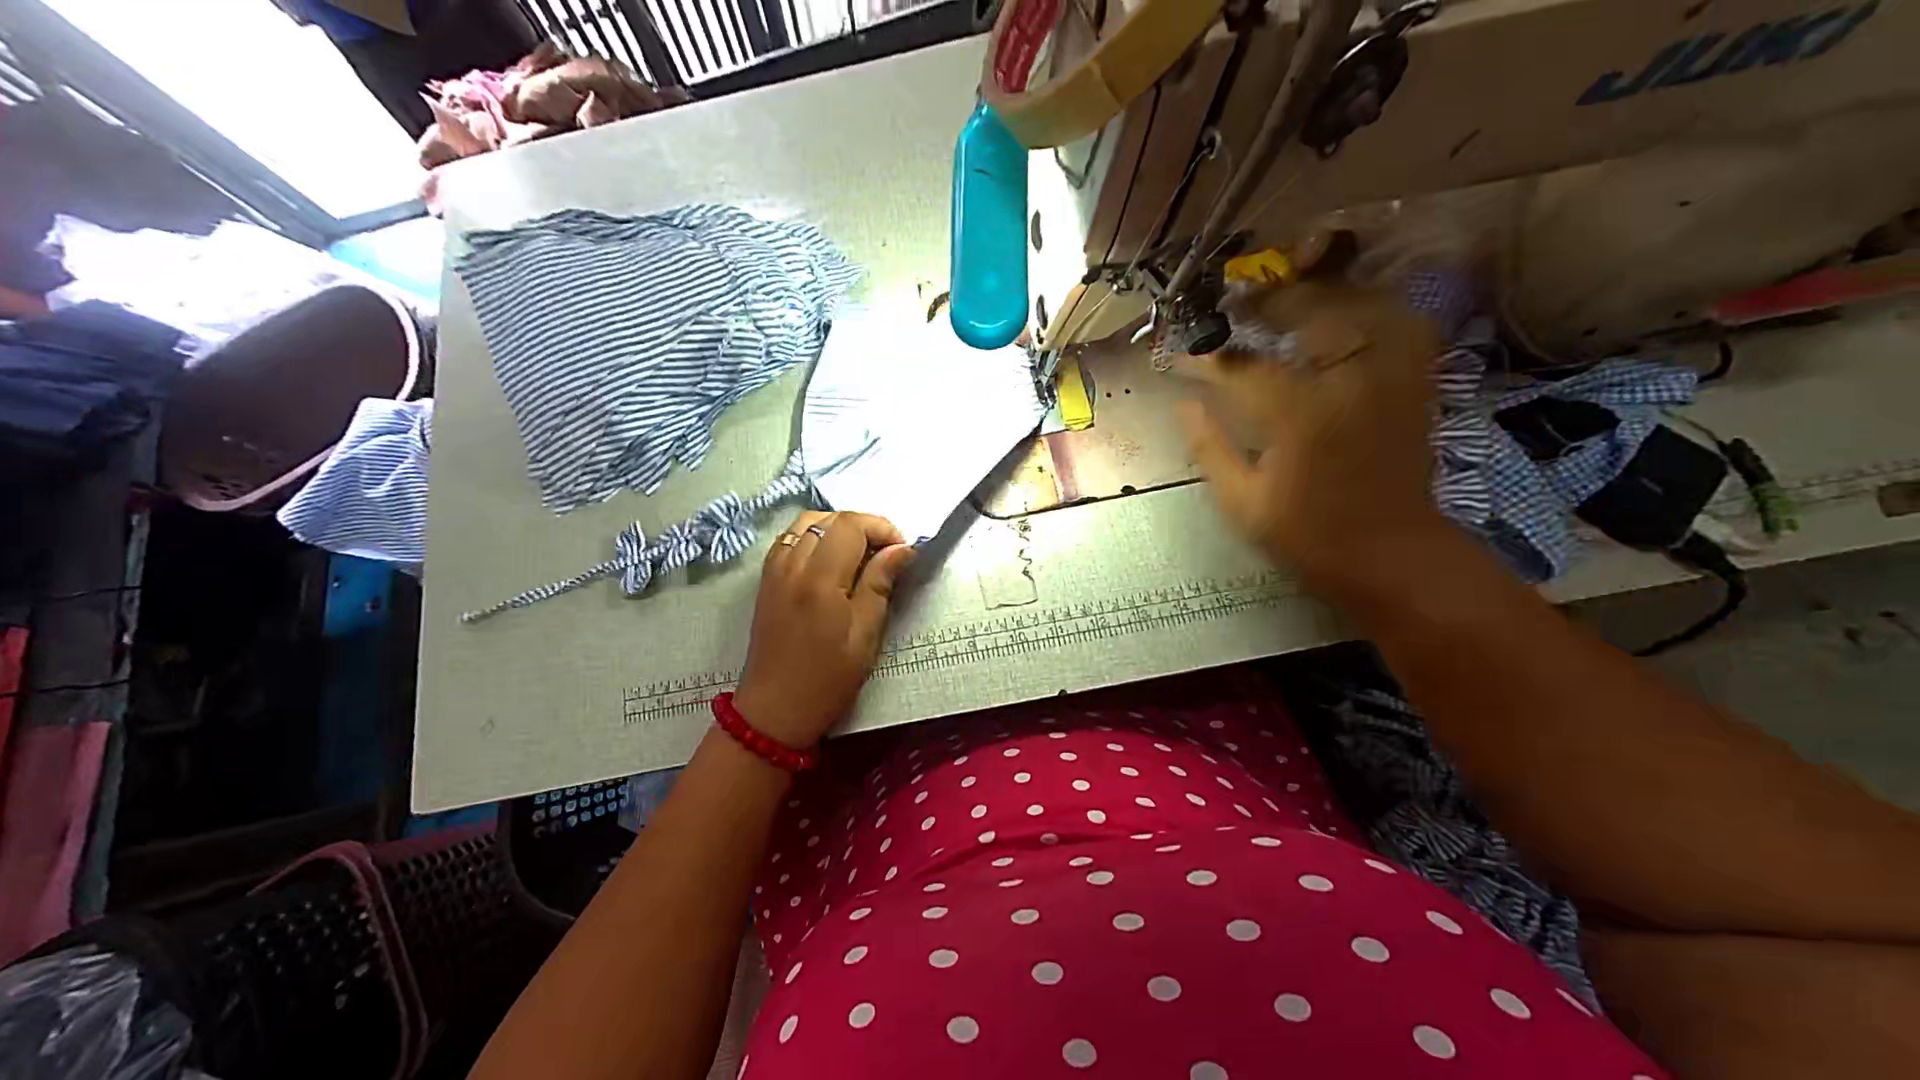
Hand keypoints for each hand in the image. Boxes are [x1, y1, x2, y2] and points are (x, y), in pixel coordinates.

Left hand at [733, 512, 915, 748]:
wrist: (775, 708)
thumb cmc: (827, 679)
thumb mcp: (865, 636)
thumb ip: (880, 584)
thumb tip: (902, 549)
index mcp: (819, 579)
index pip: (850, 525)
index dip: (881, 528)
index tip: (901, 552)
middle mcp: (792, 565)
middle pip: (829, 519)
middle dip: (863, 527)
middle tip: (885, 555)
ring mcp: (774, 570)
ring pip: (807, 523)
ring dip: (838, 529)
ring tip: (859, 556)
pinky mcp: (766, 580)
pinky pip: (791, 539)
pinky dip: (814, 538)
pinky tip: (830, 562)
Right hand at [1178, 277, 1450, 597]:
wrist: (1391, 554)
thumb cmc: (1309, 536)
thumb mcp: (1242, 502)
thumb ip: (1210, 447)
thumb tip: (1183, 403)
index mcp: (1302, 416)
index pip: (1243, 367)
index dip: (1207, 359)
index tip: (1182, 356)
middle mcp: (1352, 381)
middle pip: (1309, 310)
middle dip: (1265, 302)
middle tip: (1232, 308)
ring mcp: (1393, 374)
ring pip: (1358, 302)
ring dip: (1316, 293)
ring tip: (1280, 300)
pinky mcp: (1415, 379)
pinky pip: (1396, 320)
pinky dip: (1366, 306)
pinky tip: (1338, 312)